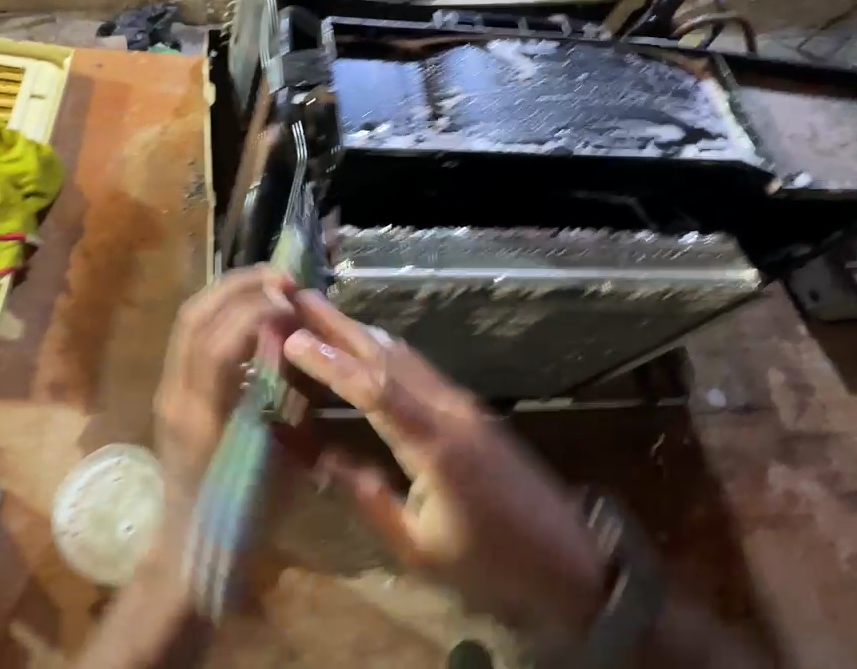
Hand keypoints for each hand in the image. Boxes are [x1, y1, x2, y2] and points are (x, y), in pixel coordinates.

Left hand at [74, 268, 294, 668]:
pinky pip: (190, 337)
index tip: (292, 299)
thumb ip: (283, 398)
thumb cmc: (242, 517)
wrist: (189, 551)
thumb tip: (296, 344)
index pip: (220, 340)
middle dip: (239, 285)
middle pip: (195, 316)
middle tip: (282, 277)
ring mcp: (168, 391)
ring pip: (188, 321)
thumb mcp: (276, 459)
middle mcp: (176, 394)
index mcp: (203, 415)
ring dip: (227, 293)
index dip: (256, 310)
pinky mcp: (169, 393)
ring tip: (267, 286)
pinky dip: (219, 313)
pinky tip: (249, 316)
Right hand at [284, 291, 606, 635]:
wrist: (566, 554)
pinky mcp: (467, 407)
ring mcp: (461, 402)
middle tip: (296, 296)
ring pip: (403, 353)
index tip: (290, 339)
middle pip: (386, 353)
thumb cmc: (490, 561)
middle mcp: (447, 407)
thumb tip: (325, 459)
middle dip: (338, 323)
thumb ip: (370, 499)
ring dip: (358, 330)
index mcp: (433, 443)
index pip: (373, 387)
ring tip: (317, 313)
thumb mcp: (421, 547)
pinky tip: (362, 346)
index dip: (329, 360)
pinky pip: (416, 366)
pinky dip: (380, 349)